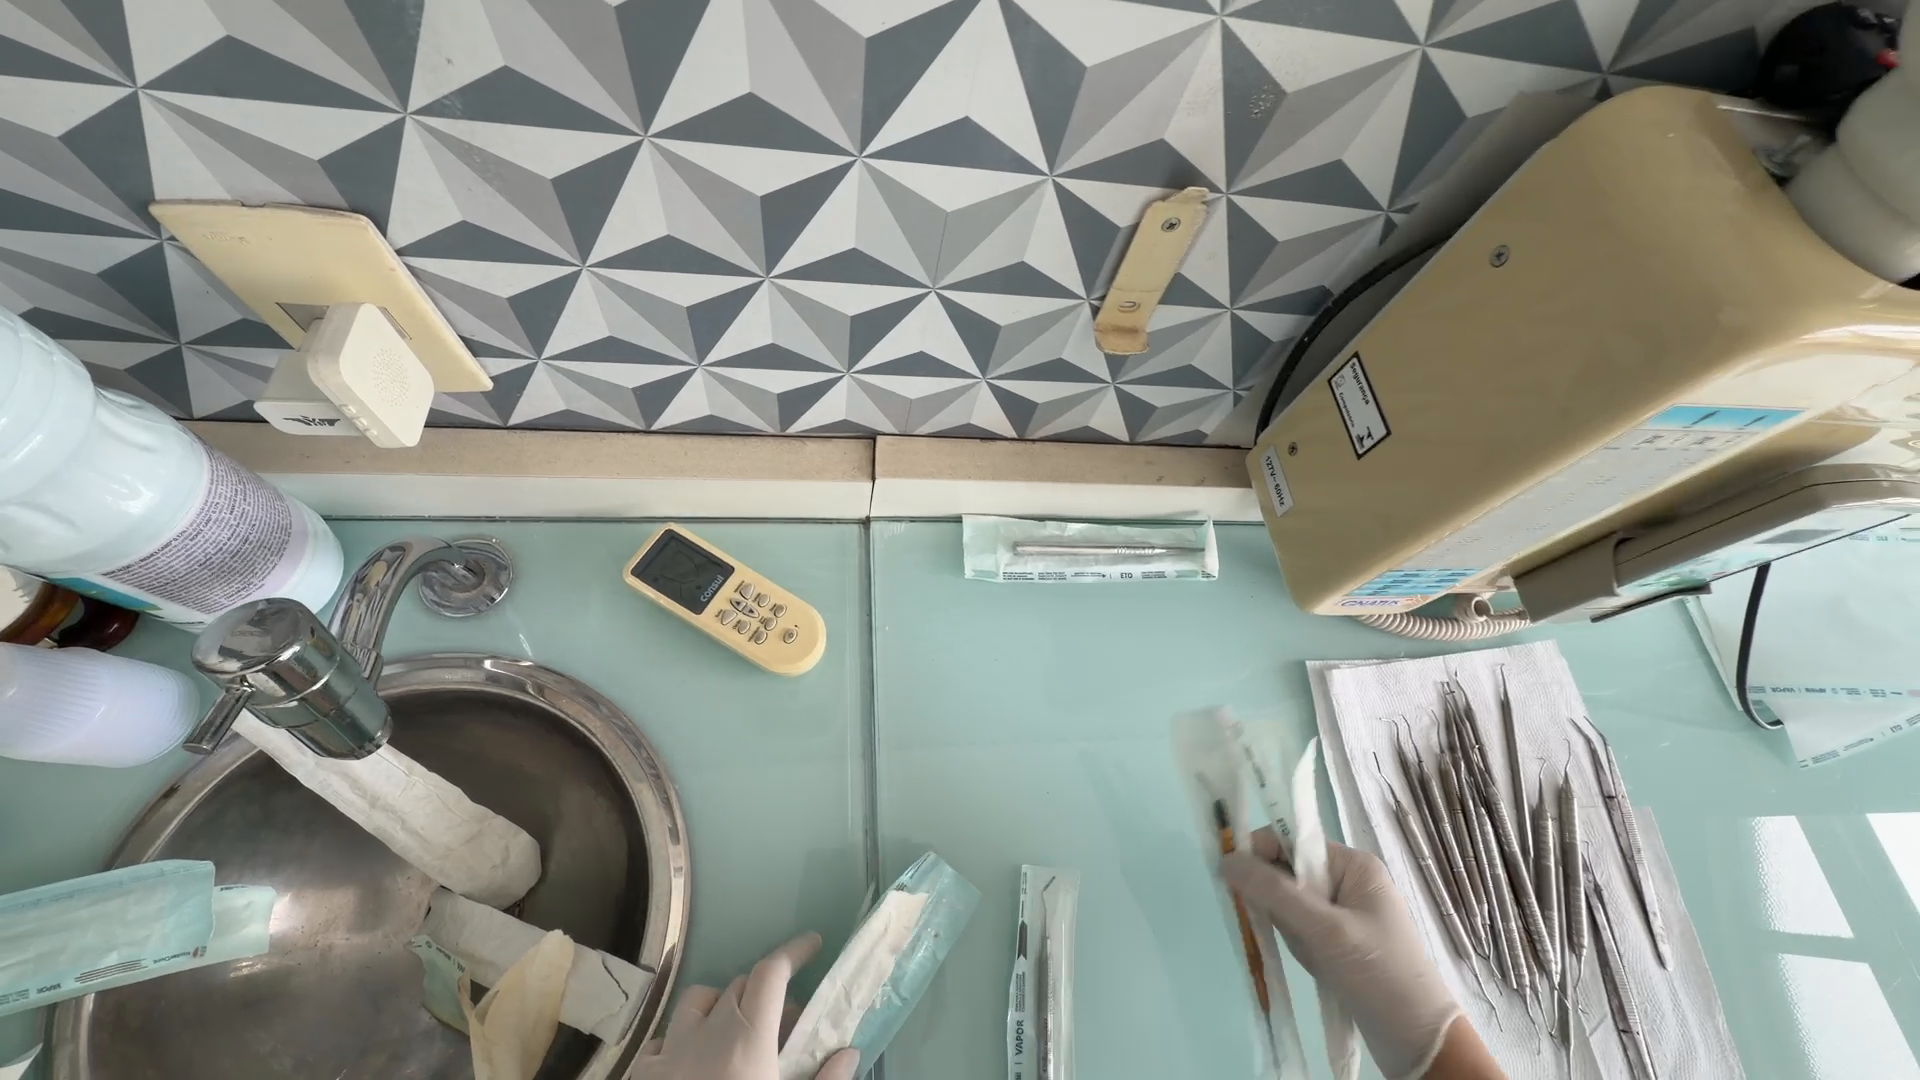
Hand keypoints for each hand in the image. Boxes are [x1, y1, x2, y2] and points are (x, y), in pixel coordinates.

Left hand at [632, 932, 860, 1079]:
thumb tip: (850, 1052)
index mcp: (748, 1037)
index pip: (772, 971)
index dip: (795, 951)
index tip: (815, 946)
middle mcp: (707, 1032)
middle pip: (741, 984)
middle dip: (768, 992)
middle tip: (787, 1024)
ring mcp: (670, 1053)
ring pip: (698, 1002)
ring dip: (722, 1005)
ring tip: (737, 1033)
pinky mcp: (643, 1076)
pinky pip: (665, 1039)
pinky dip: (684, 1039)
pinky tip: (693, 1065)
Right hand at [1222, 834, 1460, 1079]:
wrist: (1422, 1045)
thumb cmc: (1379, 976)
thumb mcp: (1323, 930)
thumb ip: (1272, 891)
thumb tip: (1225, 858)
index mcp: (1353, 864)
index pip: (1291, 841)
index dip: (1261, 855)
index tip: (1239, 884)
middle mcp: (1349, 880)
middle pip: (1287, 872)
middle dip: (1281, 904)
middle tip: (1295, 932)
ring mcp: (1346, 911)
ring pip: (1290, 904)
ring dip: (1291, 930)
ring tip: (1316, 957)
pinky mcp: (1341, 940)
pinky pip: (1301, 928)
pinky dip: (1300, 945)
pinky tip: (1318, 966)